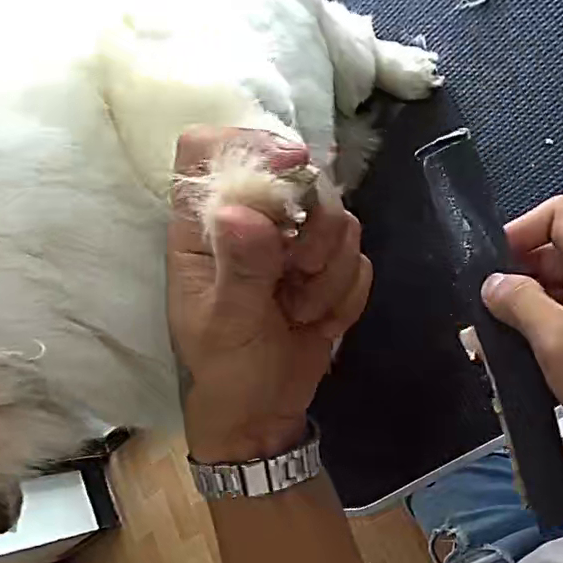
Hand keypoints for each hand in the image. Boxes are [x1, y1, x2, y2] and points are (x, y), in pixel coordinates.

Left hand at [167, 127, 371, 461]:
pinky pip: (360, 261)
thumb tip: (244, 210)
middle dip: (315, 230)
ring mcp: (295, 248)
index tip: (294, 173)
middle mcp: (252, 226)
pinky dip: (348, 295)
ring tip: (303, 311)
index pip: (212, 148)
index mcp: (203, 227)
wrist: (265, 416)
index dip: (253, 146)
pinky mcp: (329, 273)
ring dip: (332, 273)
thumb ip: (239, 268)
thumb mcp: (226, 325)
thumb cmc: (228, 372)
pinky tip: (321, 322)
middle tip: (302, 273)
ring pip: (340, 221)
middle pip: (299, 177)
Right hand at [481, 196, 562, 481]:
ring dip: (516, 313)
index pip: (557, 215)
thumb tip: (491, 284)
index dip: (519, 232)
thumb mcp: (559, 338)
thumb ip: (519, 301)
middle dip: (511, 279)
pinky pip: (554, 326)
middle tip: (481, 312)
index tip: (489, 267)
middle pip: (547, 255)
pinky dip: (530, 336)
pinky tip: (507, 358)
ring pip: (547, 294)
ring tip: (487, 342)